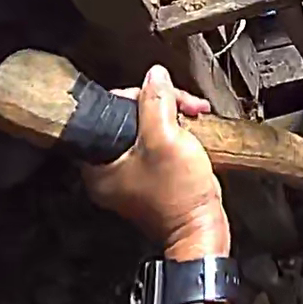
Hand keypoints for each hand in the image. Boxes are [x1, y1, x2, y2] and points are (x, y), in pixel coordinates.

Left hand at [80, 66, 229, 259]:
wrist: (202, 228)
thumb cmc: (180, 194)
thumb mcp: (167, 138)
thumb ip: (157, 102)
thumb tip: (154, 75)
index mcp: (99, 165)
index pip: (112, 111)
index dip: (141, 97)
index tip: (164, 98)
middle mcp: (109, 172)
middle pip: (131, 118)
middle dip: (163, 106)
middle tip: (186, 108)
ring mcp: (130, 177)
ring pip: (147, 129)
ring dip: (173, 118)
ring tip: (194, 117)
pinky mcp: (150, 179)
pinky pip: (157, 144)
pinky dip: (176, 134)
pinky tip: (191, 133)